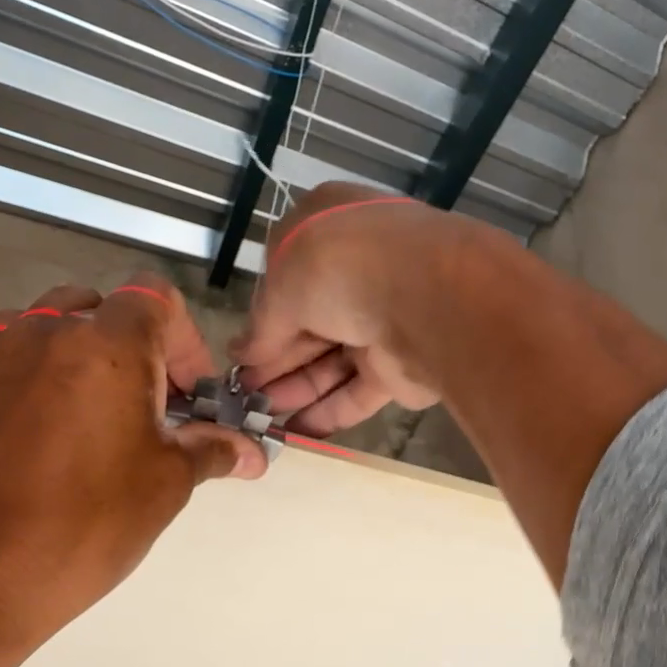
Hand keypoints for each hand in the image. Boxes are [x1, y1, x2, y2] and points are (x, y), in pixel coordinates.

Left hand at [0, 278, 267, 641]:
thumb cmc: (86, 524)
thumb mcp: (166, 486)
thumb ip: (210, 450)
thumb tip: (249, 453)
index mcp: (105, 345)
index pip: (154, 298)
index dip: (184, 340)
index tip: (190, 393)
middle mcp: (40, 332)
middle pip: (99, 309)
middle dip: (132, 348)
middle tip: (147, 408)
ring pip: (45, 331)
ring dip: (79, 361)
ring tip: (92, 424)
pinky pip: (4, 365)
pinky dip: (34, 385)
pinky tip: (40, 447)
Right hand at [232, 182, 467, 435]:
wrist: (425, 299)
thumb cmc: (342, 269)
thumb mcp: (283, 286)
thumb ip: (261, 325)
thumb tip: (241, 353)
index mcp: (330, 232)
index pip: (288, 277)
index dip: (264, 315)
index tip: (241, 351)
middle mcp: (359, 274)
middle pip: (308, 324)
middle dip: (274, 362)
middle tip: (243, 397)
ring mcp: (382, 321)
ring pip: (331, 361)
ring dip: (295, 390)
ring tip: (260, 420)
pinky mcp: (400, 366)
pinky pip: (358, 392)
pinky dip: (328, 412)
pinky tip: (295, 433)